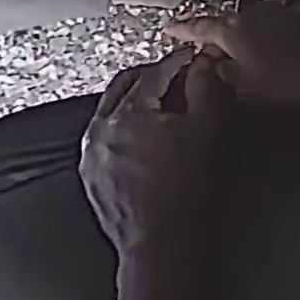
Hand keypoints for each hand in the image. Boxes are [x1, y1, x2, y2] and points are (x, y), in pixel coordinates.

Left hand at [79, 48, 229, 251]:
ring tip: (164, 101)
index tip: (193, 56)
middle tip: (177, 72)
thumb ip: (205, 88)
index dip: (177, 60)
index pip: (154, 72)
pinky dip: (127, 124)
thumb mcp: (207, 128)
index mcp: (126, 114)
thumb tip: (202, 64)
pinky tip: (148, 134)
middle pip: (124, 85)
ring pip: (111, 109)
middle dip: (152, 73)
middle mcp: (100, 129)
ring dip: (136, 98)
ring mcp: (92, 154)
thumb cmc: (186, 187)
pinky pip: (106, 135)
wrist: (162, 243)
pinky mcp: (92, 176)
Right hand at [163, 0, 299, 108]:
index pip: (198, 27)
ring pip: (243, 21)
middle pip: (221, 23)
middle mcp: (248, 13)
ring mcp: (271, 10)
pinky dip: (255, 32)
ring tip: (231, 53)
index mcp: (231, 30)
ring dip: (234, 34)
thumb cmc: (283, 81)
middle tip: (202, 51)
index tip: (169, 30)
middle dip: (210, 36)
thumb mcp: (243, 83)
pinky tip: (258, 46)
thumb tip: (206, 61)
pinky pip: (263, 22)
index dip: (181, 30)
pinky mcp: (290, 14)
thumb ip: (218, 70)